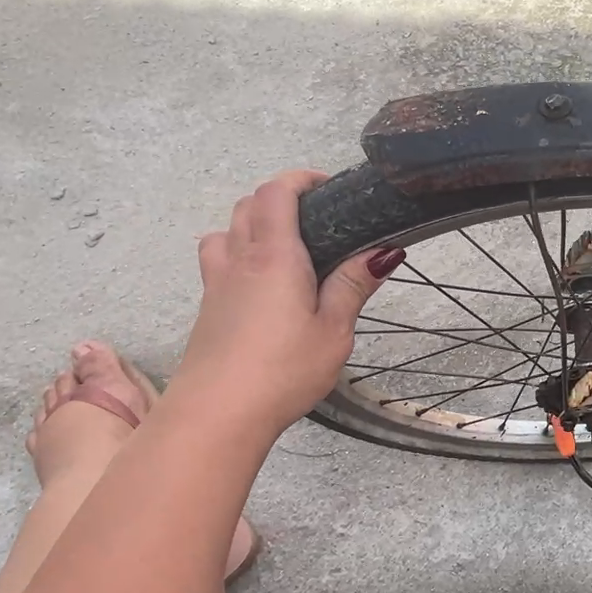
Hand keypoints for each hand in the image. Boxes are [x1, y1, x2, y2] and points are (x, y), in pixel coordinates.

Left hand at [173, 170, 402, 435]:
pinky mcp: (208, 308)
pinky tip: (258, 282)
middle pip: (248, 205)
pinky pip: (217, 260)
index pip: (276, 193)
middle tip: (316, 217)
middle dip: (279, 197)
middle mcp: (240, 260)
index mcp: (276, 257)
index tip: (330, 187)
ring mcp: (217, 283)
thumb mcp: (334, 330)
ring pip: (225, 230)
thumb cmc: (283, 370)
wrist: (217, 413)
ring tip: (284, 245)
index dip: (300, 179)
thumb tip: (384, 250)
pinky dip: (236, 252)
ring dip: (251, 222)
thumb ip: (354, 286)